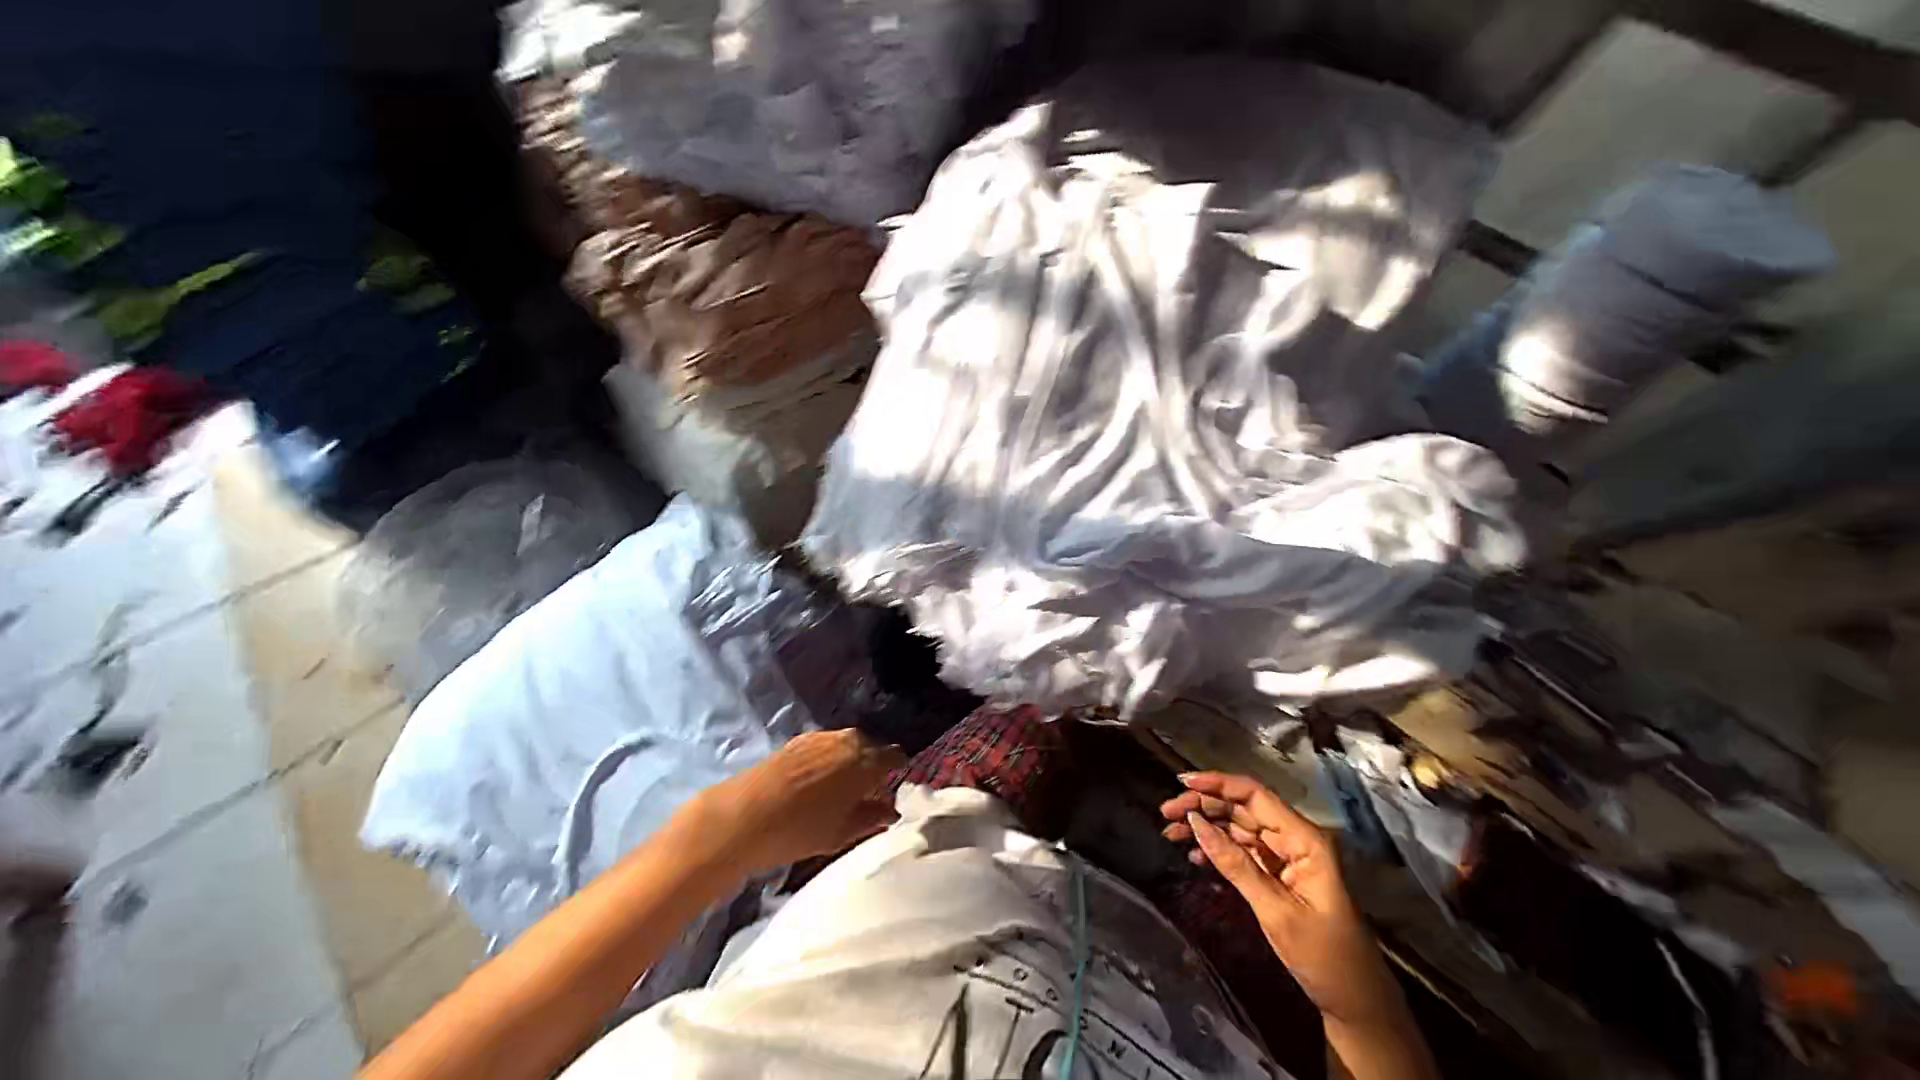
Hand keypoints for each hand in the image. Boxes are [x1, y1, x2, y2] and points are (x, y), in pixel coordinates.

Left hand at [688, 729, 906, 875]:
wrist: (742, 817)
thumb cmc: (800, 829)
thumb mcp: (842, 832)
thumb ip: (872, 817)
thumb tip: (890, 810)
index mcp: (865, 759)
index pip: (895, 756)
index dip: (897, 772)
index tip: (895, 788)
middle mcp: (846, 739)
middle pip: (871, 748)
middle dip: (874, 766)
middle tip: (869, 793)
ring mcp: (820, 737)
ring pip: (847, 746)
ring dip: (851, 762)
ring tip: (843, 790)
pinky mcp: (797, 741)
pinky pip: (826, 747)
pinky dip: (830, 760)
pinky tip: (819, 784)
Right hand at [1160, 772, 1407, 1030]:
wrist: (1358, 1003)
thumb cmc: (1324, 957)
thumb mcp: (1276, 911)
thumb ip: (1235, 863)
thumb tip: (1196, 822)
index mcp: (1305, 840)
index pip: (1256, 796)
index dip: (1218, 784)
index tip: (1182, 781)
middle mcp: (1296, 839)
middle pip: (1243, 808)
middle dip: (1204, 805)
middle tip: (1166, 811)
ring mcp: (1288, 856)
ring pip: (1239, 827)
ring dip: (1206, 827)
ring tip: (1171, 831)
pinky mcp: (1280, 874)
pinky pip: (1243, 850)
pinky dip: (1218, 849)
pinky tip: (1194, 853)